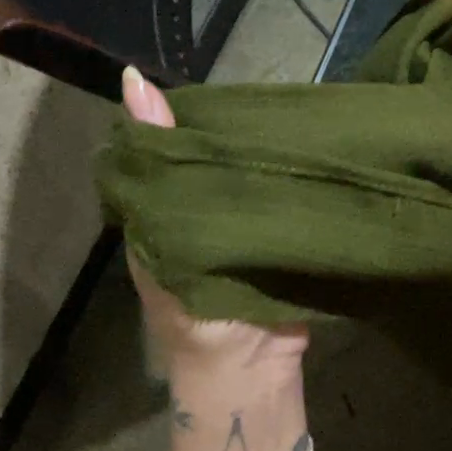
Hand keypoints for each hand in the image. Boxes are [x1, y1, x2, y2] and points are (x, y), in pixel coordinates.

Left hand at [121, 67, 308, 372]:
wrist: (248, 371)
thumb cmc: (194, 312)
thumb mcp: (166, 234)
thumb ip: (158, 163)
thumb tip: (133, 79)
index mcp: (164, 205)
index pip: (171, 143)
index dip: (186, 114)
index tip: (213, 86)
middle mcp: (203, 206)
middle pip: (219, 154)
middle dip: (238, 129)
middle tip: (269, 96)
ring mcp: (248, 220)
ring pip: (255, 170)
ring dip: (272, 150)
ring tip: (296, 114)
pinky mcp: (286, 233)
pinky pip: (287, 194)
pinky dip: (297, 174)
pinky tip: (318, 147)